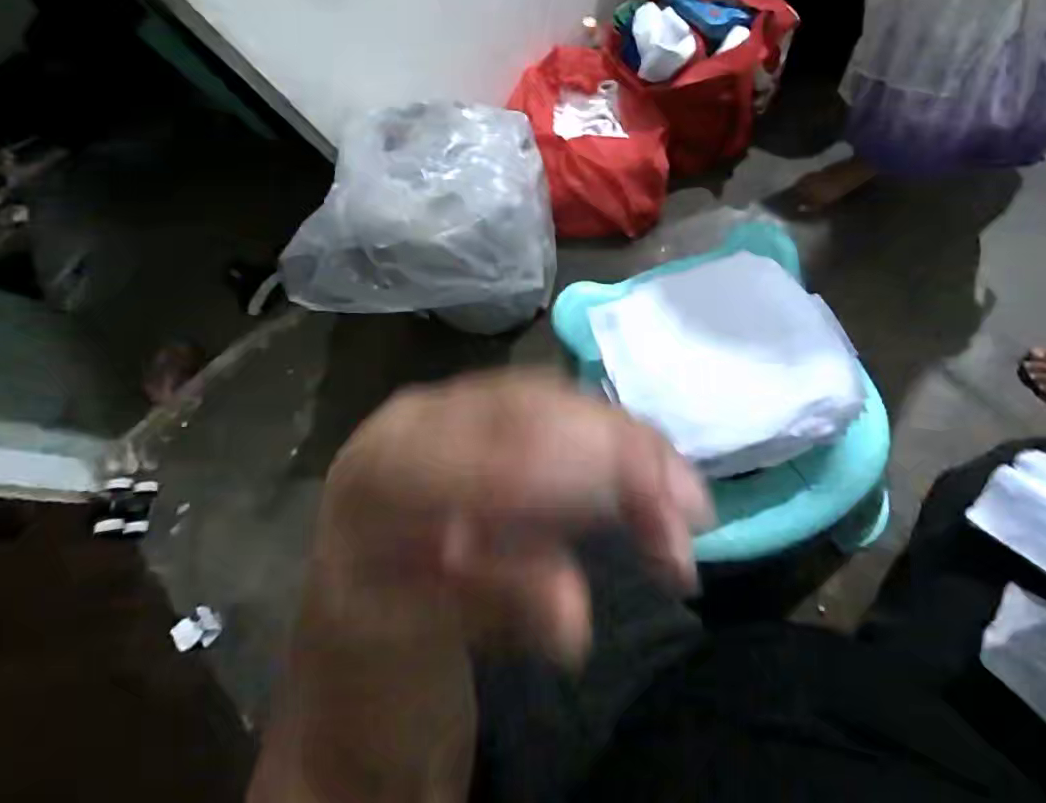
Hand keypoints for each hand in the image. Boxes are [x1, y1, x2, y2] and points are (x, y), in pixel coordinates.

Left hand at [311, 370, 711, 666]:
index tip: (637, 506)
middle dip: (616, 449)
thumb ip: (488, 607)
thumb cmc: (375, 641)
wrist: (357, 623)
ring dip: (631, 447)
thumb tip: (577, 613)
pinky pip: (563, 419)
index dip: (555, 466)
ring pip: (556, 405)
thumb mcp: (413, 634)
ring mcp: (457, 418)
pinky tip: (653, 481)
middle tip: (688, 511)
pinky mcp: (492, 428)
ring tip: (685, 506)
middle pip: (526, 409)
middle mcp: (420, 422)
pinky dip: (619, 448)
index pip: (468, 450)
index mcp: (380, 468)